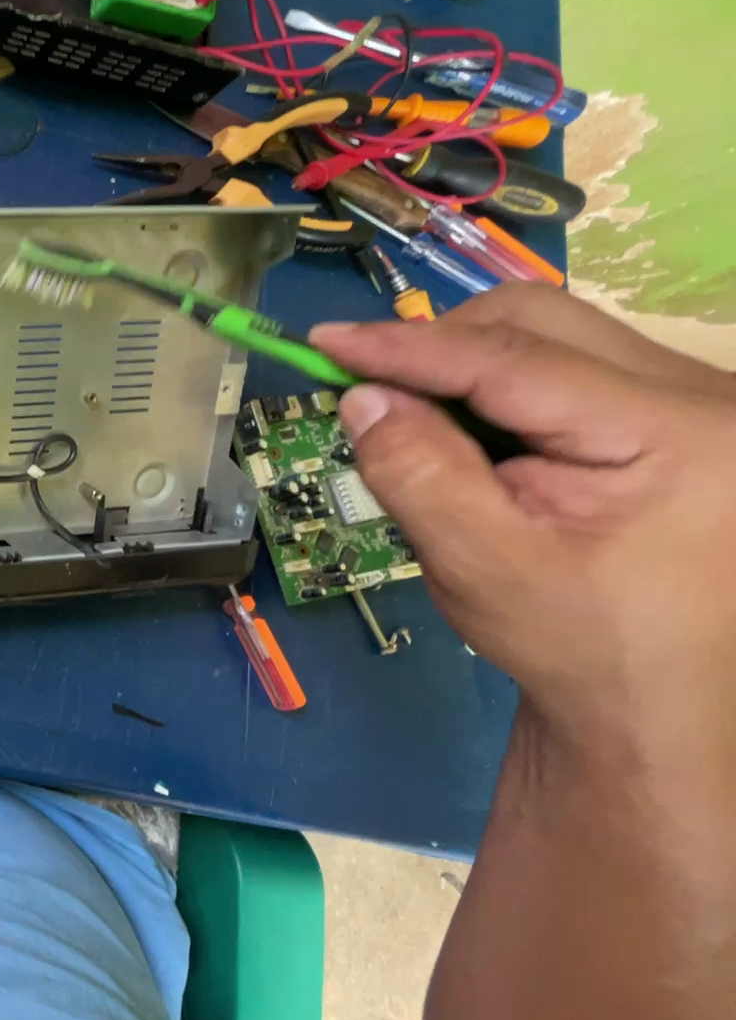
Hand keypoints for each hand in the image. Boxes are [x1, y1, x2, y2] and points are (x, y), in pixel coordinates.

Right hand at [310, 285, 735, 757]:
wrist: (656, 697)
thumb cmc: (569, 640)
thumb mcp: (476, 563)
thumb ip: (416, 472)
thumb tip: (360, 397)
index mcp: (677, 434)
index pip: (511, 361)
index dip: (405, 346)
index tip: (321, 342)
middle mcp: (707, 394)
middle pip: (540, 322)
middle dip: (436, 347)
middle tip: (363, 390)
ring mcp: (697, 400)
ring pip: (549, 337)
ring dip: (459, 369)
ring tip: (413, 426)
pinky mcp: (674, 416)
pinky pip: (562, 368)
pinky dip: (489, 391)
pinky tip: (467, 440)